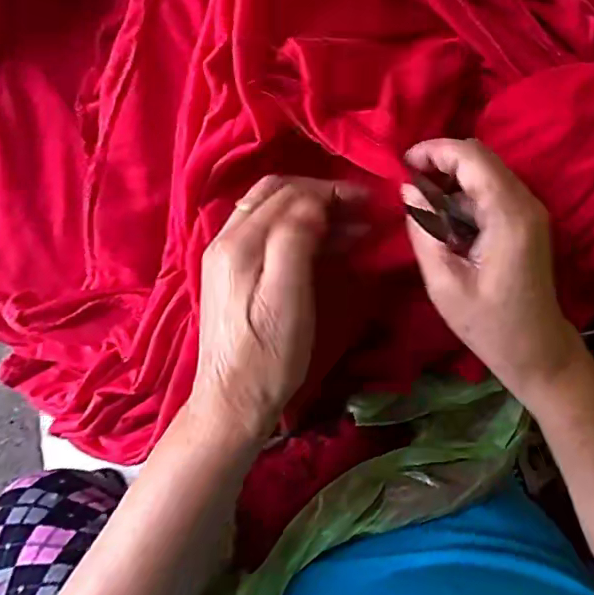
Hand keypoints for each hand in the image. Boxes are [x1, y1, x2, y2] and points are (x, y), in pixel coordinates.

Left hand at [195, 175, 362, 440]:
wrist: (233, 403)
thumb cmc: (268, 353)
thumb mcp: (288, 295)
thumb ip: (295, 239)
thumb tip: (314, 203)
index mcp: (239, 243)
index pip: (288, 192)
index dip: (330, 191)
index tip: (367, 201)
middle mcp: (226, 240)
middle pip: (276, 194)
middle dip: (321, 194)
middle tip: (361, 208)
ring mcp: (227, 257)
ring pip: (272, 211)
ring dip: (314, 210)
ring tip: (356, 226)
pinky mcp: (234, 274)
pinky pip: (269, 233)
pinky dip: (301, 228)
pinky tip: (329, 244)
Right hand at [403, 139, 589, 404]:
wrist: (538, 350)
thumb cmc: (490, 325)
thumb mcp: (445, 283)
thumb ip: (425, 230)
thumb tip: (409, 189)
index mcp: (509, 215)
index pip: (472, 157)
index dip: (435, 150)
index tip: (403, 164)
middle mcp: (526, 202)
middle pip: (481, 157)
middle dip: (442, 161)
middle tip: (408, 183)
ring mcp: (531, 210)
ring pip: (487, 172)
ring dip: (452, 180)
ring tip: (422, 207)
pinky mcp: (528, 220)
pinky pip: (493, 191)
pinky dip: (466, 196)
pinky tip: (446, 223)